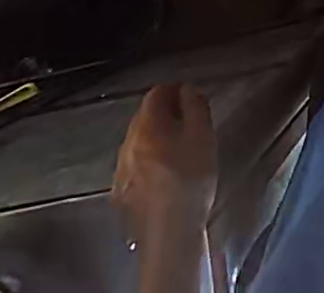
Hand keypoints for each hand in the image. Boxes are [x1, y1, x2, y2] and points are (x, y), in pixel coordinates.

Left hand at [113, 84, 217, 235]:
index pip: (156, 94)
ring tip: (179, 147)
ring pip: (138, 141)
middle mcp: (127, 145)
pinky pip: (134, 164)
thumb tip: (187, 90)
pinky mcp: (121, 193)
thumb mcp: (203, 133)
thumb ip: (195, 105)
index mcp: (146, 127)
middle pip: (144, 117)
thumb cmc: (191, 177)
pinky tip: (164, 172)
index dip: (174, 89)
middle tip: (189, 120)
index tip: (191, 96)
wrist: (170, 232)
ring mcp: (120, 171)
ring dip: (156, 136)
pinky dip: (148, 159)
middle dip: (165, 112)